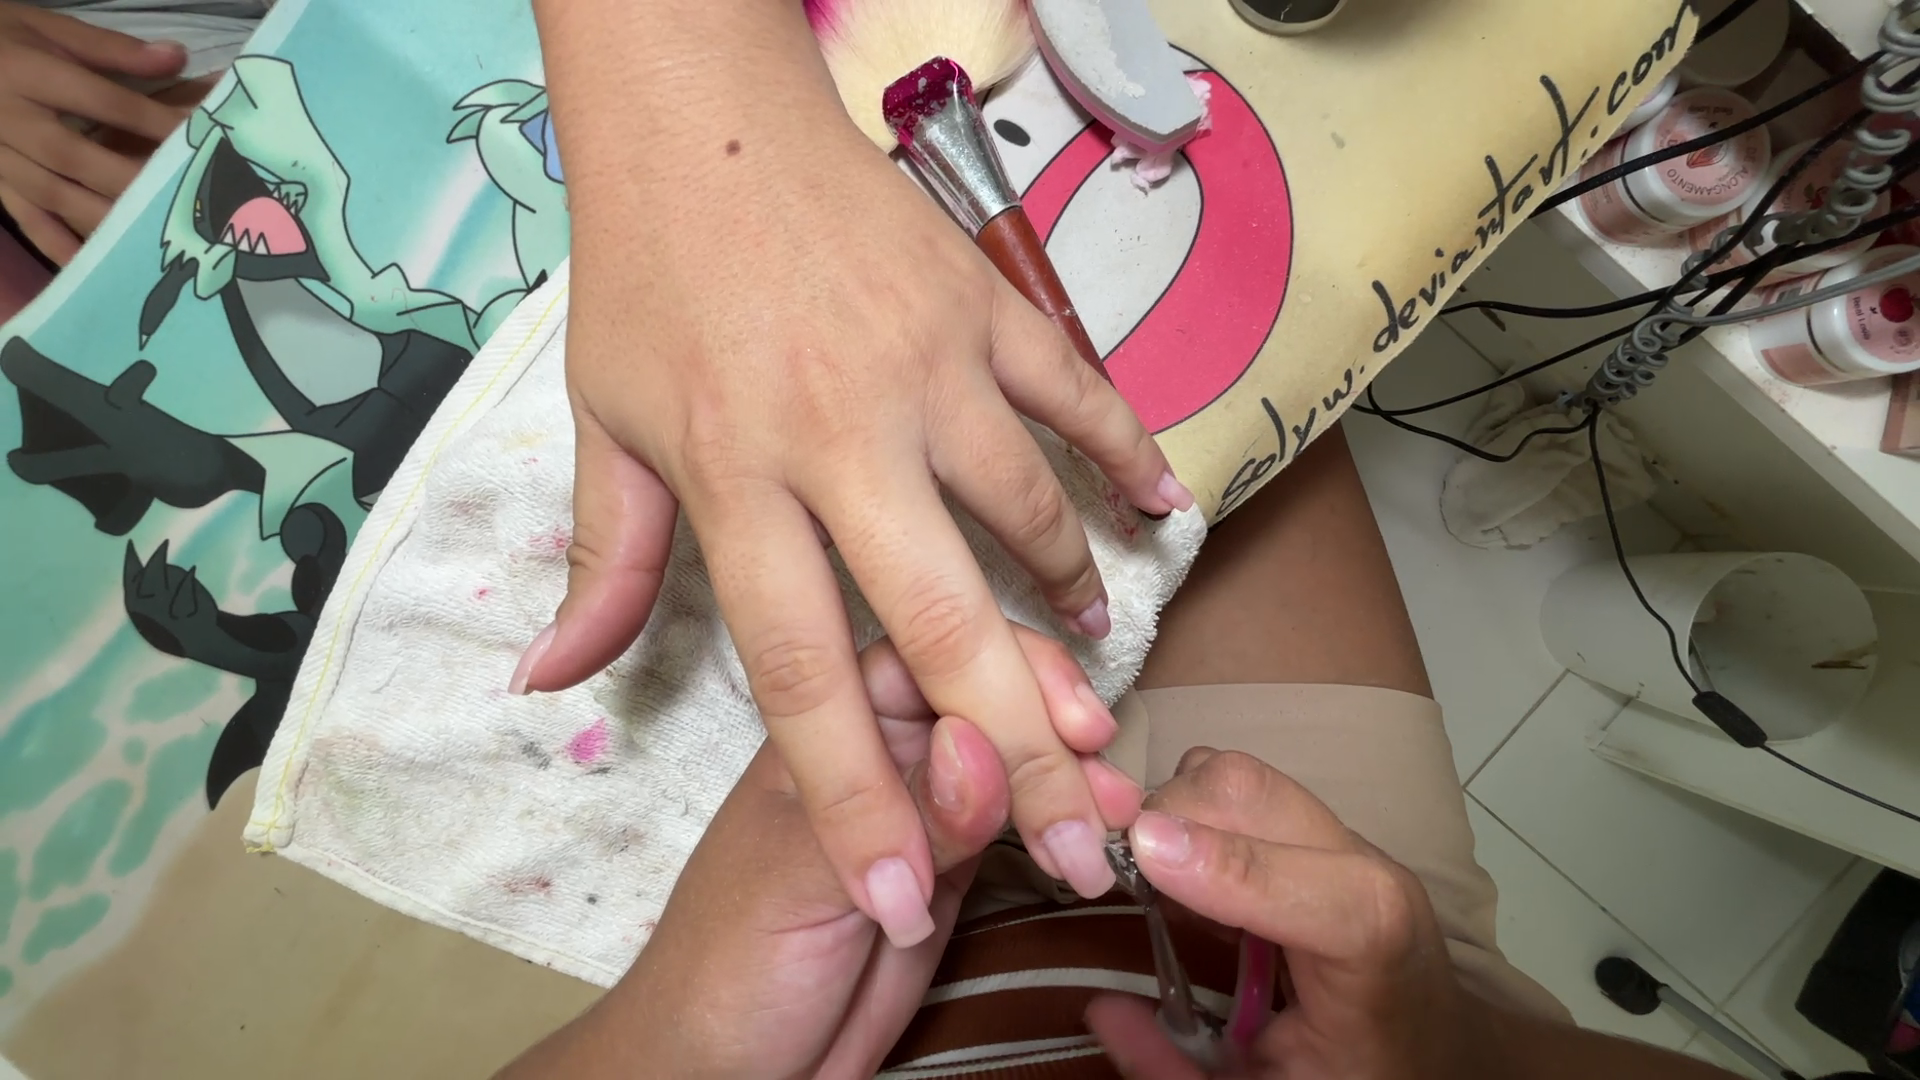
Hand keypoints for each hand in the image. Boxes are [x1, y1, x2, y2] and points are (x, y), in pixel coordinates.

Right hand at [0, 1, 188, 262]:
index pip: (104, 103)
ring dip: (112, 220)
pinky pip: (29, 220)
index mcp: (24, 73)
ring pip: (58, 195)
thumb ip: (110, 49)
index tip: (209, 144)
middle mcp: (7, 119)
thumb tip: (177, 55)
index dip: (159, 124)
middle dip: (138, 183)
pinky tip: (102, 271)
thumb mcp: (39, 25)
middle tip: (195, 206)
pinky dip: (64, 248)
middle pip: (79, 158)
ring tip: (165, 241)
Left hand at [498, 627, 1141, 1079]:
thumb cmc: (732, 955)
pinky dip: (1062, 819)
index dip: (998, 668)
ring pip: (1011, 752)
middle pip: (980, 693)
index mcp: (832, 718)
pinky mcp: (960, 853)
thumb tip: (983, 748)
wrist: (736, 1065)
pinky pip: (1021, 818)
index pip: (923, 656)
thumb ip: (898, 815)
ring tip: (1114, 806)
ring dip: (1069, 771)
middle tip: (1100, 758)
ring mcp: (929, 796)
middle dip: (1046, 717)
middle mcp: (886, 741)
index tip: (1065, 716)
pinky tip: (1100, 830)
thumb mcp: (804, 877)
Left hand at [530, 0, 1188, 947]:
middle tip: (1082, 841)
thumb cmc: (653, 282)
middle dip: (1022, 753)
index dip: (854, 795)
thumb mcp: (606, 428)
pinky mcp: (985, 310)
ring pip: (1027, 514)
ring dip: (1068, 596)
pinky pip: (1079, 395)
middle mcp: (845, 436)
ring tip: (1092, 650)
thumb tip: (550, 682)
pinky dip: (1127, 456)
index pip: (801, 669)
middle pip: (946, 622)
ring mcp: (931, 367)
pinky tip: (1161, 508)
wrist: (705, 124)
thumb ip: (602, 566)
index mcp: (740, 479)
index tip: (902, 894)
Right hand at [1086, 750, 1505, 1078]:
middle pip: (1259, 796)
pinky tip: (1181, 854)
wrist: (1427, 1040)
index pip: (1341, 901)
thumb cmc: (1356, 1070)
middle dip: (1169, 815)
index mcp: (1384, 967)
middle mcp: (1369, 879)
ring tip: (1154, 865)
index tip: (1144, 854)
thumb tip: (1099, 1007)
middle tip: (1124, 870)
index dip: (1240, 869)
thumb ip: (1178, 1065)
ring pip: (1238, 773)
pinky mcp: (1312, 819)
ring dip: (1176, 802)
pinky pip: (1233, 780)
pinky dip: (1189, 799)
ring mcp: (1341, 837)